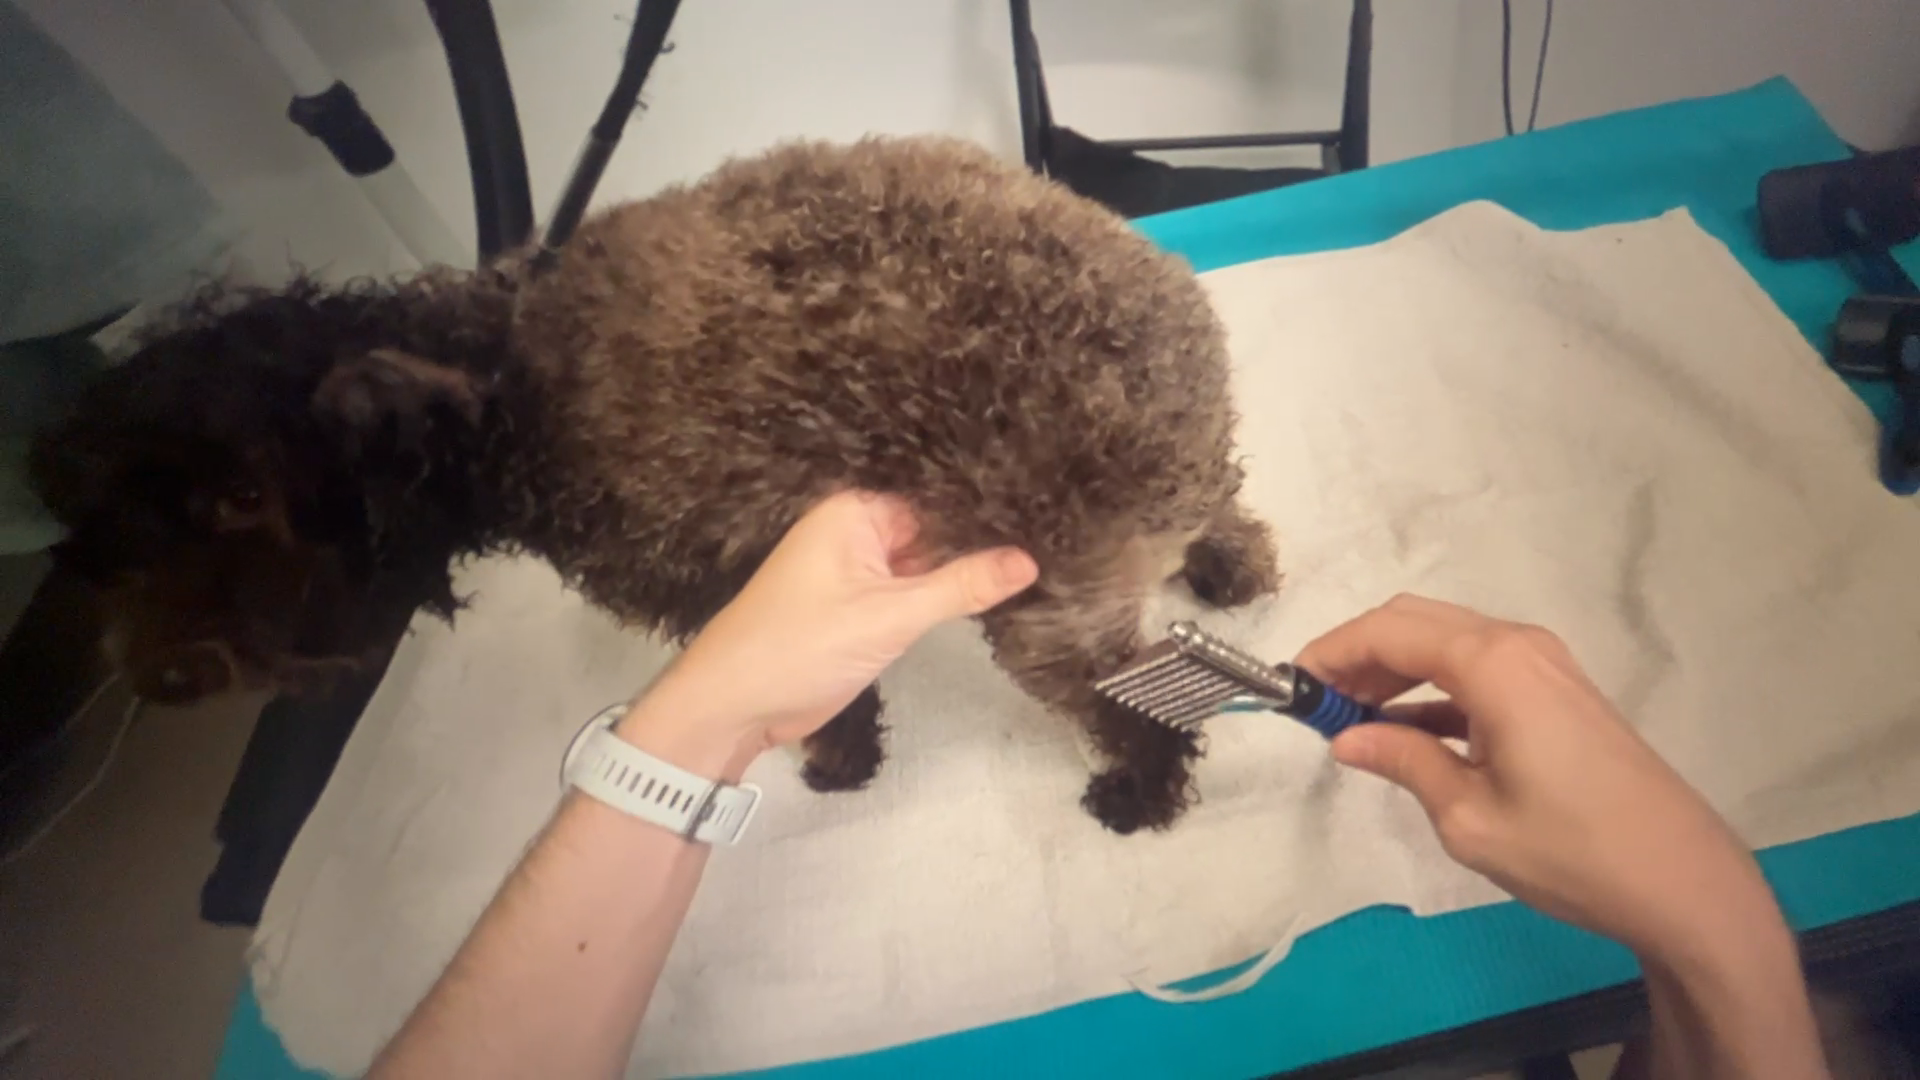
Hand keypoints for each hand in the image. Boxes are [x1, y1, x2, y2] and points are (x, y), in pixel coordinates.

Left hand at [618, 492, 1037, 774]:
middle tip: (1051, 528)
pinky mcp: (865, 606)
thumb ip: (961, 586)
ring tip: (1040, 550)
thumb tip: (1030, 561)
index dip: (983, 503)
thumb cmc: (800, 645)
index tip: (1042, 500)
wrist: (734, 706)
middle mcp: (858, 532)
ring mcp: (862, 572)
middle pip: (932, 527)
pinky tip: (995, 587)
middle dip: (980, 536)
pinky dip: (945, 593)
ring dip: (965, 566)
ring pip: (925, 561)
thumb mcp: (889, 615)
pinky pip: (914, 589)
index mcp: (854, 511)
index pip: (933, 497)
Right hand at [1296, 595, 1778, 957]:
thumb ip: (1399, 760)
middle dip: (1354, 651)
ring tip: (1351, 714)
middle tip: (1320, 699)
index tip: (1294, 686)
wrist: (1693, 891)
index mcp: (1492, 664)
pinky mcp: (1551, 687)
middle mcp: (1515, 644)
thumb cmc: (1573, 851)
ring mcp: (1540, 662)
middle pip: (1409, 620)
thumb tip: (1343, 738)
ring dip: (1387, 666)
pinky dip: (1424, 685)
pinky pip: (1468, 664)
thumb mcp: (1466, 814)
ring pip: (1437, 637)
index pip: (1385, 633)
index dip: (1330, 652)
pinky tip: (1401, 726)